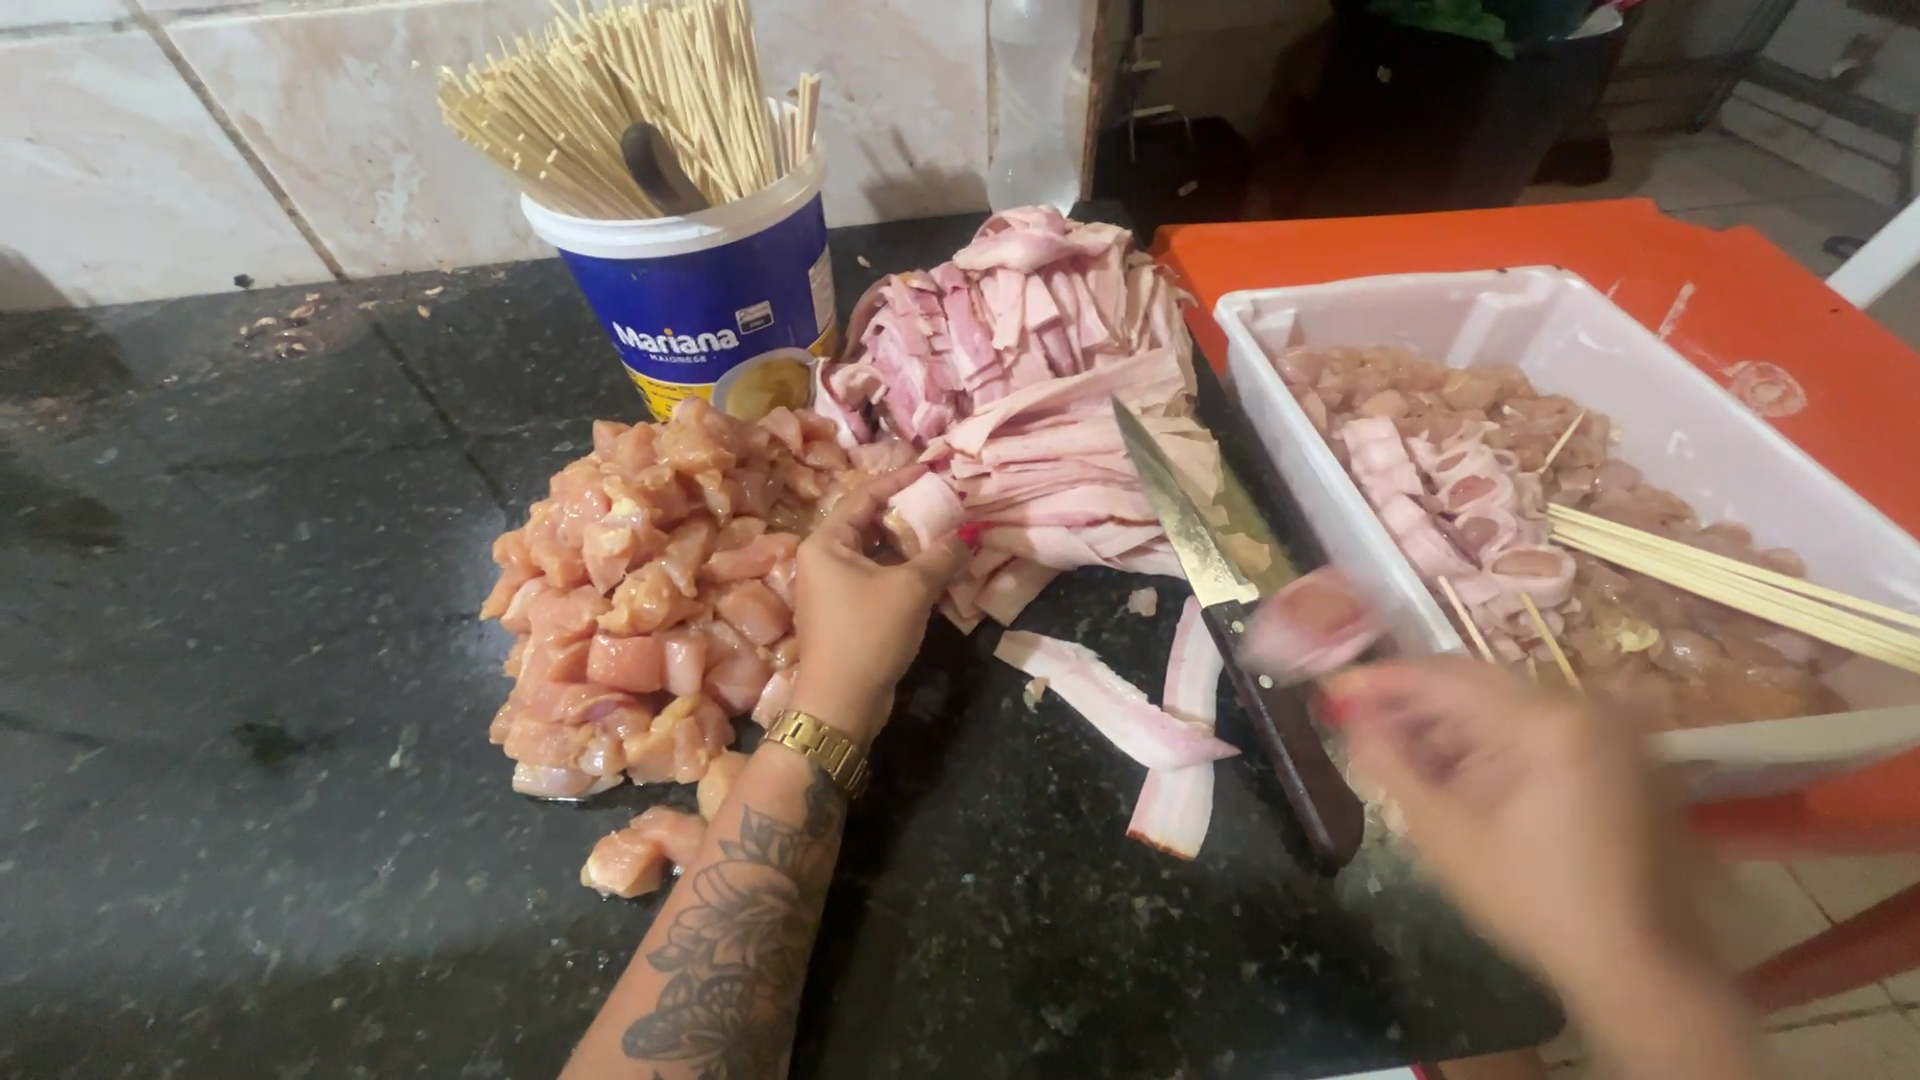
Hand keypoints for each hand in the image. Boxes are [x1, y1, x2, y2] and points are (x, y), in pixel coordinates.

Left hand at [787, 466, 967, 743]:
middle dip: (909, 515)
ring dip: (911, 546)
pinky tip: (936, 572)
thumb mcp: (910, 589)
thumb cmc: (869, 634)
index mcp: (826, 542)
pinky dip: (905, 571)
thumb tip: (968, 534)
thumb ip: (941, 555)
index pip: (864, 496)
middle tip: (945, 505)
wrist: (842, 703)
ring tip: (947, 536)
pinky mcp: (847, 611)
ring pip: (877, 553)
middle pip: (870, 523)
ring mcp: (834, 587)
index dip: (899, 481)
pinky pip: (878, 578)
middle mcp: (824, 559)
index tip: (931, 471)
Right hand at [1327, 659, 1702, 991]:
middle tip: (1359, 720)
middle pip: (1472, 683)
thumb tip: (1347, 711)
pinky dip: (1485, 739)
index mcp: (1547, 721)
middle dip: (1410, 702)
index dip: (1379, 680)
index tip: (1333, 688)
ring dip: (1445, 722)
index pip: (1442, 677)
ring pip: (1501, 703)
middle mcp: (1586, 707)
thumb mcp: (1441, 830)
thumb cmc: (1533, 901)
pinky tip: (1452, 768)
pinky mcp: (1620, 754)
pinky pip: (1533, 726)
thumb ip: (1386, 759)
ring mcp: (1611, 730)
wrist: (1644, 972)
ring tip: (1400, 752)